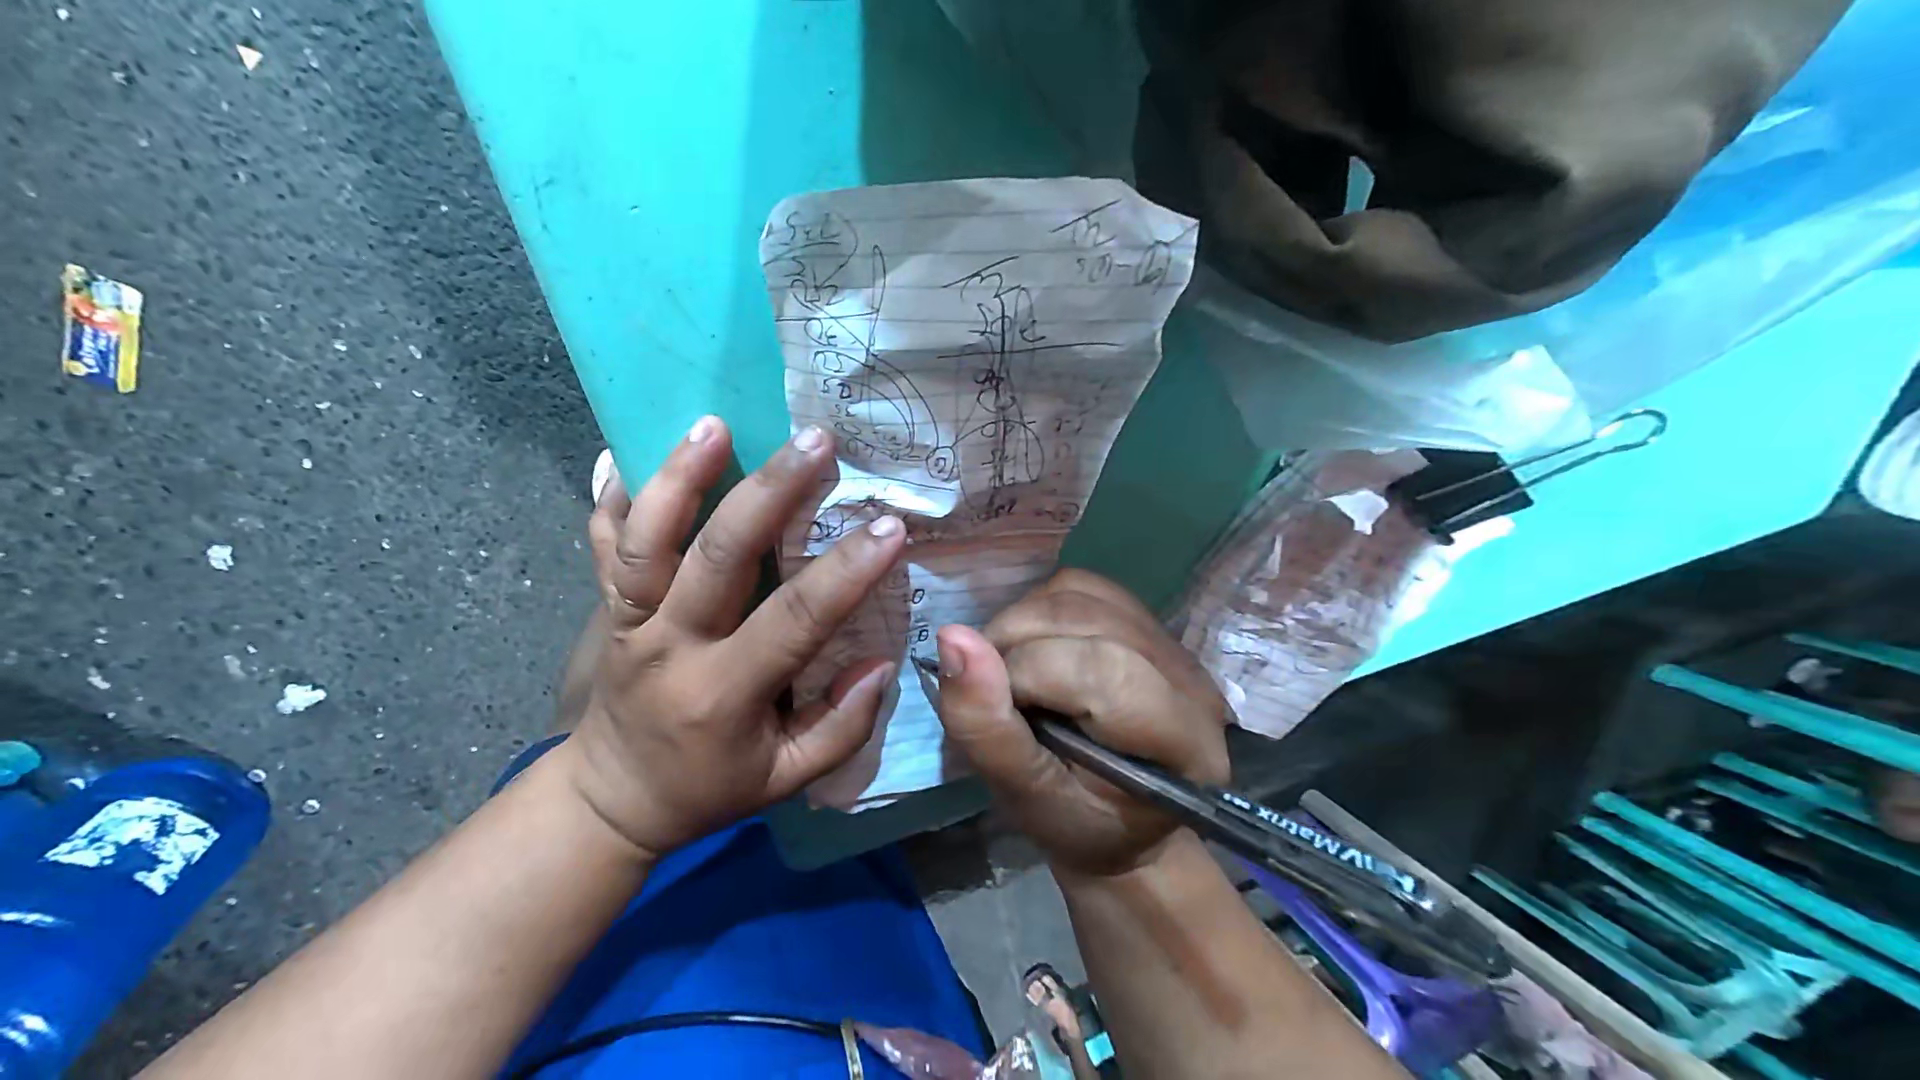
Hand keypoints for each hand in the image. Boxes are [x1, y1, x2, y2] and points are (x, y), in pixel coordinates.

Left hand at [565, 417, 905, 858]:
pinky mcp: (607, 607)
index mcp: (723, 693)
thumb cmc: (710, 786)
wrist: (611, 797)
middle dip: (771, 493)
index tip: (888, 525)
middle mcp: (671, 646)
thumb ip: (842, 727)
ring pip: (648, 539)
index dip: (845, 571)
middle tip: (815, 441)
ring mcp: (629, 621)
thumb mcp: (787, 779)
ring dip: (680, 476)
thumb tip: (879, 663)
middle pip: (718, 557)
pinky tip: (620, 449)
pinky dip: (610, 496)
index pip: (793, 620)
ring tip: (716, 423)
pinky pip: (602, 545)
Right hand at [933, 570, 1229, 877]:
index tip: (995, 709)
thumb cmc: (1076, 821)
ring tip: (1013, 673)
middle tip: (995, 693)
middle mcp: (1189, 679)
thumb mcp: (1023, 796)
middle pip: (1086, 619)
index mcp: (1181, 740)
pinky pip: (1080, 585)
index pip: (1101, 669)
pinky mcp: (1144, 619)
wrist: (1117, 816)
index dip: (1026, 674)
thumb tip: (952, 638)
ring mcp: (1169, 641)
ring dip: (1022, 622)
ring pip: (1079, 592)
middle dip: (1015, 643)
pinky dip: (1038, 608)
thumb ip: (986, 726)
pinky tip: (1033, 648)